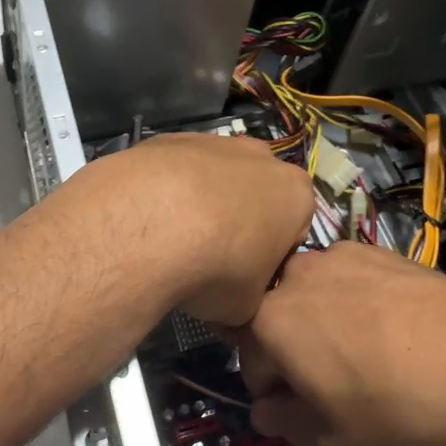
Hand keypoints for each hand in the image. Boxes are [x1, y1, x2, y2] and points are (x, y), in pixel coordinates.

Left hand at [42, 133, 312, 325]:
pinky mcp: (171, 137)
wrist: (153, 223)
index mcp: (296, 194)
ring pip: (215, 178)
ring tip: (172, 240)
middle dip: (239, 221)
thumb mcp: (246, 307)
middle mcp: (261, 157)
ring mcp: (214, 142)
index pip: (293, 228)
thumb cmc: (218, 268)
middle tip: (210, 258)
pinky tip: (150, 218)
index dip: (271, 256)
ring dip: (201, 204)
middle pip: (256, 194)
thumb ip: (252, 297)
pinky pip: (177, 169)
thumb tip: (234, 302)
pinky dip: (168, 190)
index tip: (246, 276)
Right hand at [236, 243, 445, 445]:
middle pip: (277, 321)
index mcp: (269, 323)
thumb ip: (286, 425)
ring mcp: (335, 256)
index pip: (249, 363)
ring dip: (323, 322)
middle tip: (336, 384)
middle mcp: (292, 277)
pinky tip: (392, 328)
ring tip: (368, 352)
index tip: (306, 411)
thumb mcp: (337, 443)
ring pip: (312, 296)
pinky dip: (355, 301)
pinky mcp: (374, 249)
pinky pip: (347, 279)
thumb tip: (266, 410)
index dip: (274, 395)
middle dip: (295, 352)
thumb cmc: (403, 408)